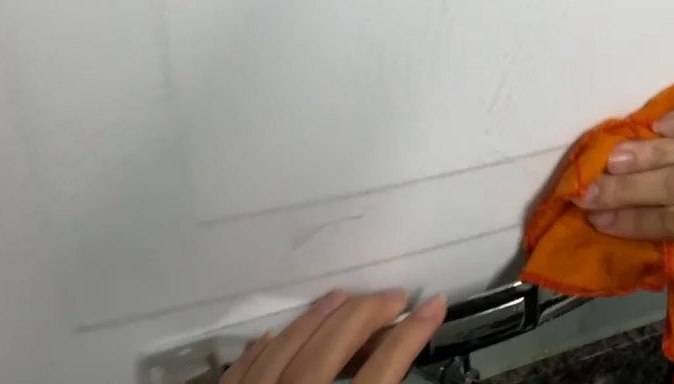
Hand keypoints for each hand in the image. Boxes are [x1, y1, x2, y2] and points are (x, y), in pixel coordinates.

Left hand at [221, 288, 447, 383]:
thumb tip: (394, 356)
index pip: (380, 374)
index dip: (411, 335)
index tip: (436, 303)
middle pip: (330, 351)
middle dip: (367, 315)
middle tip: (394, 298)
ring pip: (282, 353)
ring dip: (315, 320)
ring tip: (342, 297)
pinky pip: (237, 377)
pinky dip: (258, 352)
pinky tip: (273, 335)